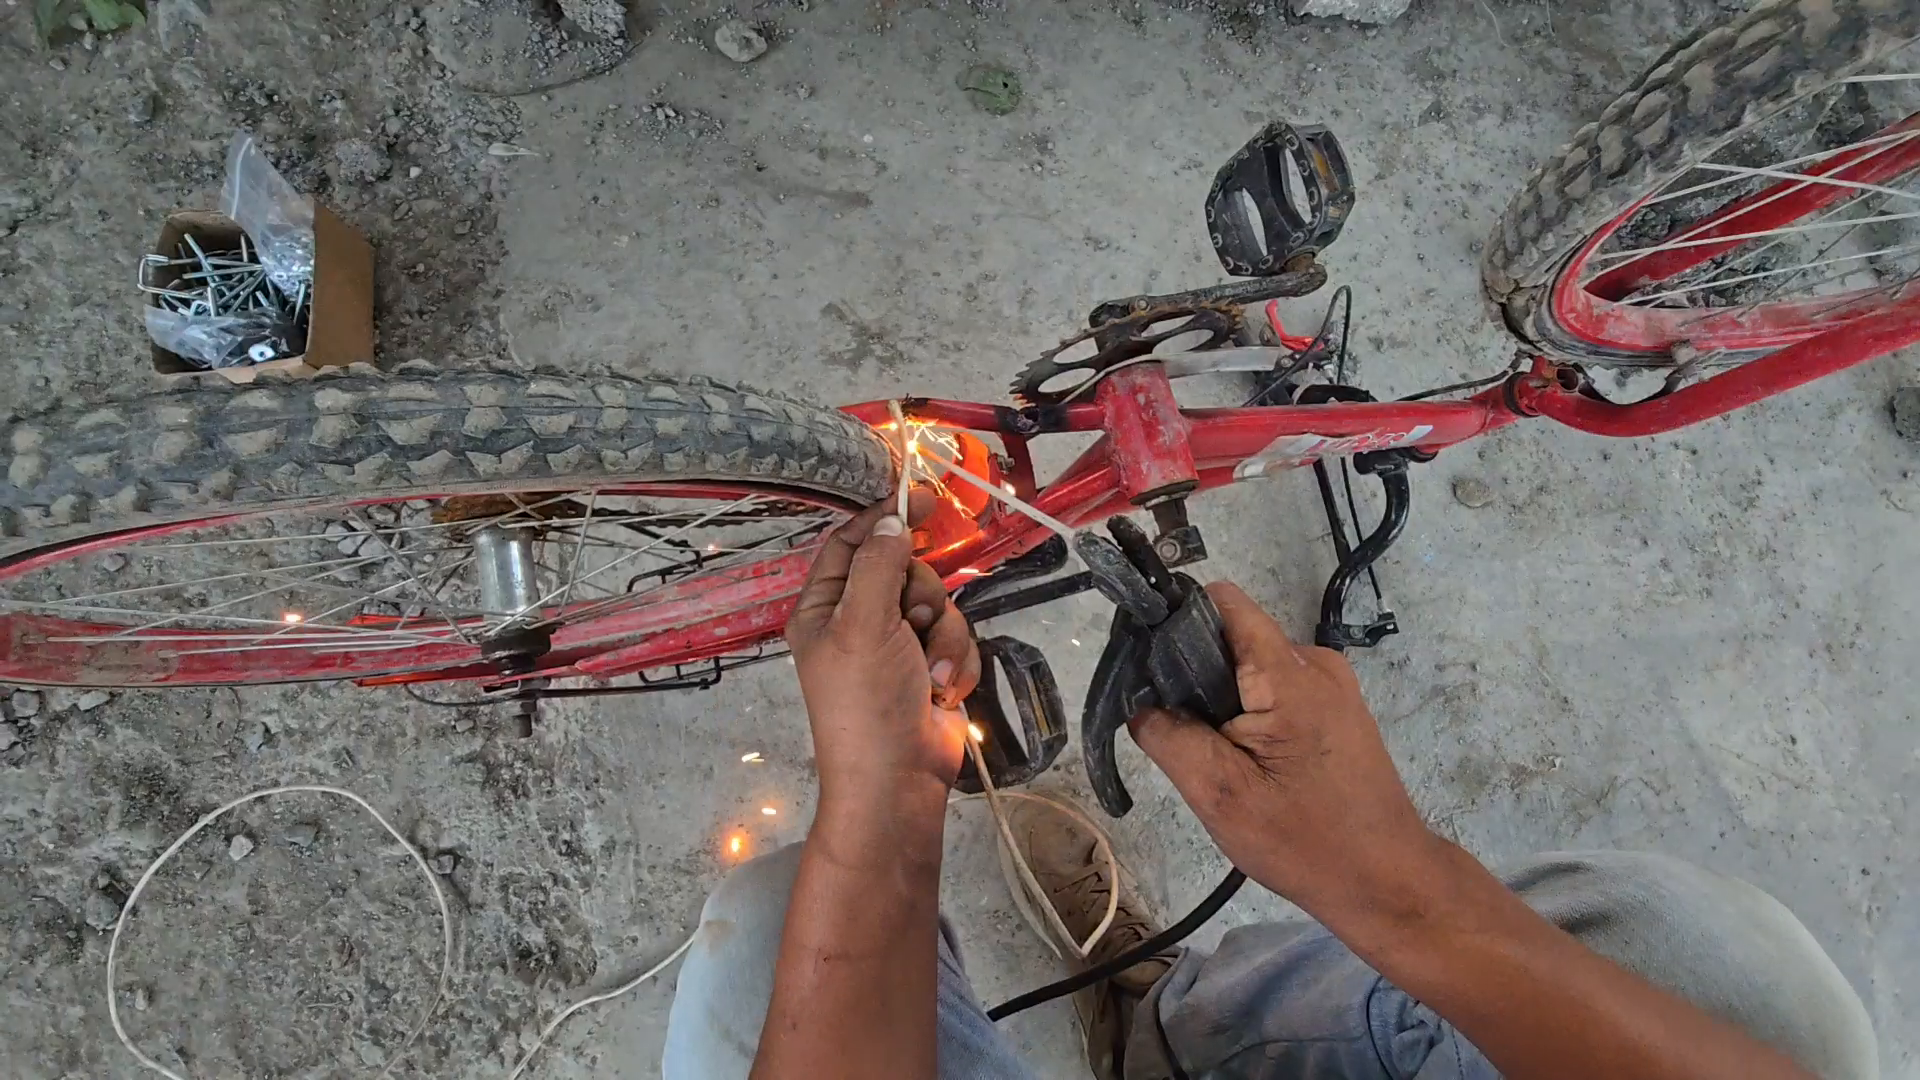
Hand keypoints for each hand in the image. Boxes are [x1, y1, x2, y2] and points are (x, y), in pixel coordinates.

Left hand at [786, 490, 982, 811]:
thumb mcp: (864, 625)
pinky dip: (956, 661)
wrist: (901, 779)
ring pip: (940, 603)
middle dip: (923, 597)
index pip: (852, 543)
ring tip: (930, 672)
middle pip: (906, 569)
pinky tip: (943, 690)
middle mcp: (860, 618)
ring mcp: (899, 643)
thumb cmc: (867, 702)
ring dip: (944, 637)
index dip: (884, 517)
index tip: (923, 498)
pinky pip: (957, 636)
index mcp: (825, 607)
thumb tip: (890, 520)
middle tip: (915, 624)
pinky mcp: (932, 663)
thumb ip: (879, 565)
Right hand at [1128, 582, 1439, 911]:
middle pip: (1230, 636)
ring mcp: (1329, 682)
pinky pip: (1271, 684)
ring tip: (1219, 754)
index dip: (1176, 620)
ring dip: (1221, 699)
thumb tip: (1138, 700)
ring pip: (1248, 664)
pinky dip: (1247, 710)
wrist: (1390, 884)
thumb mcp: (1219, 794)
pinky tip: (1249, 759)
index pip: (1221, 603)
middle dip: (1194, 674)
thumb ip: (1167, 736)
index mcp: (1287, 673)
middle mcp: (1313, 661)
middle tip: (1185, 734)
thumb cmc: (1306, 841)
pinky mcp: (1334, 704)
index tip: (1149, 666)